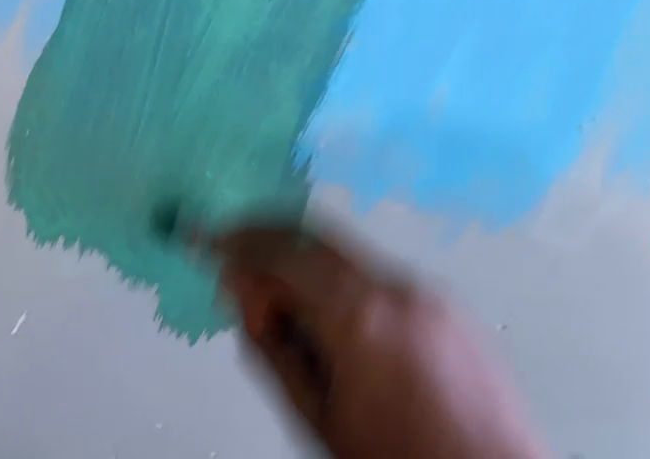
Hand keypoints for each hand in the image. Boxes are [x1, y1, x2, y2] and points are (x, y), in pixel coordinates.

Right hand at [216, 225, 543, 458]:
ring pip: (344, 252)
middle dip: (265, 237)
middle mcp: (395, 287)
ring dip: (303, 262)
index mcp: (359, 315)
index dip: (234, 243)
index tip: (204, 241)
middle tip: (232, 256)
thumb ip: (271, 345)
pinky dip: (340, 280)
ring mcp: (426, 293)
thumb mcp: (317, 416)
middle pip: (312, 234)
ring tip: (283, 307)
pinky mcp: (445, 307)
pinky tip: (330, 320)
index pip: (280, 251)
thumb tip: (239, 290)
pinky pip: (377, 276)